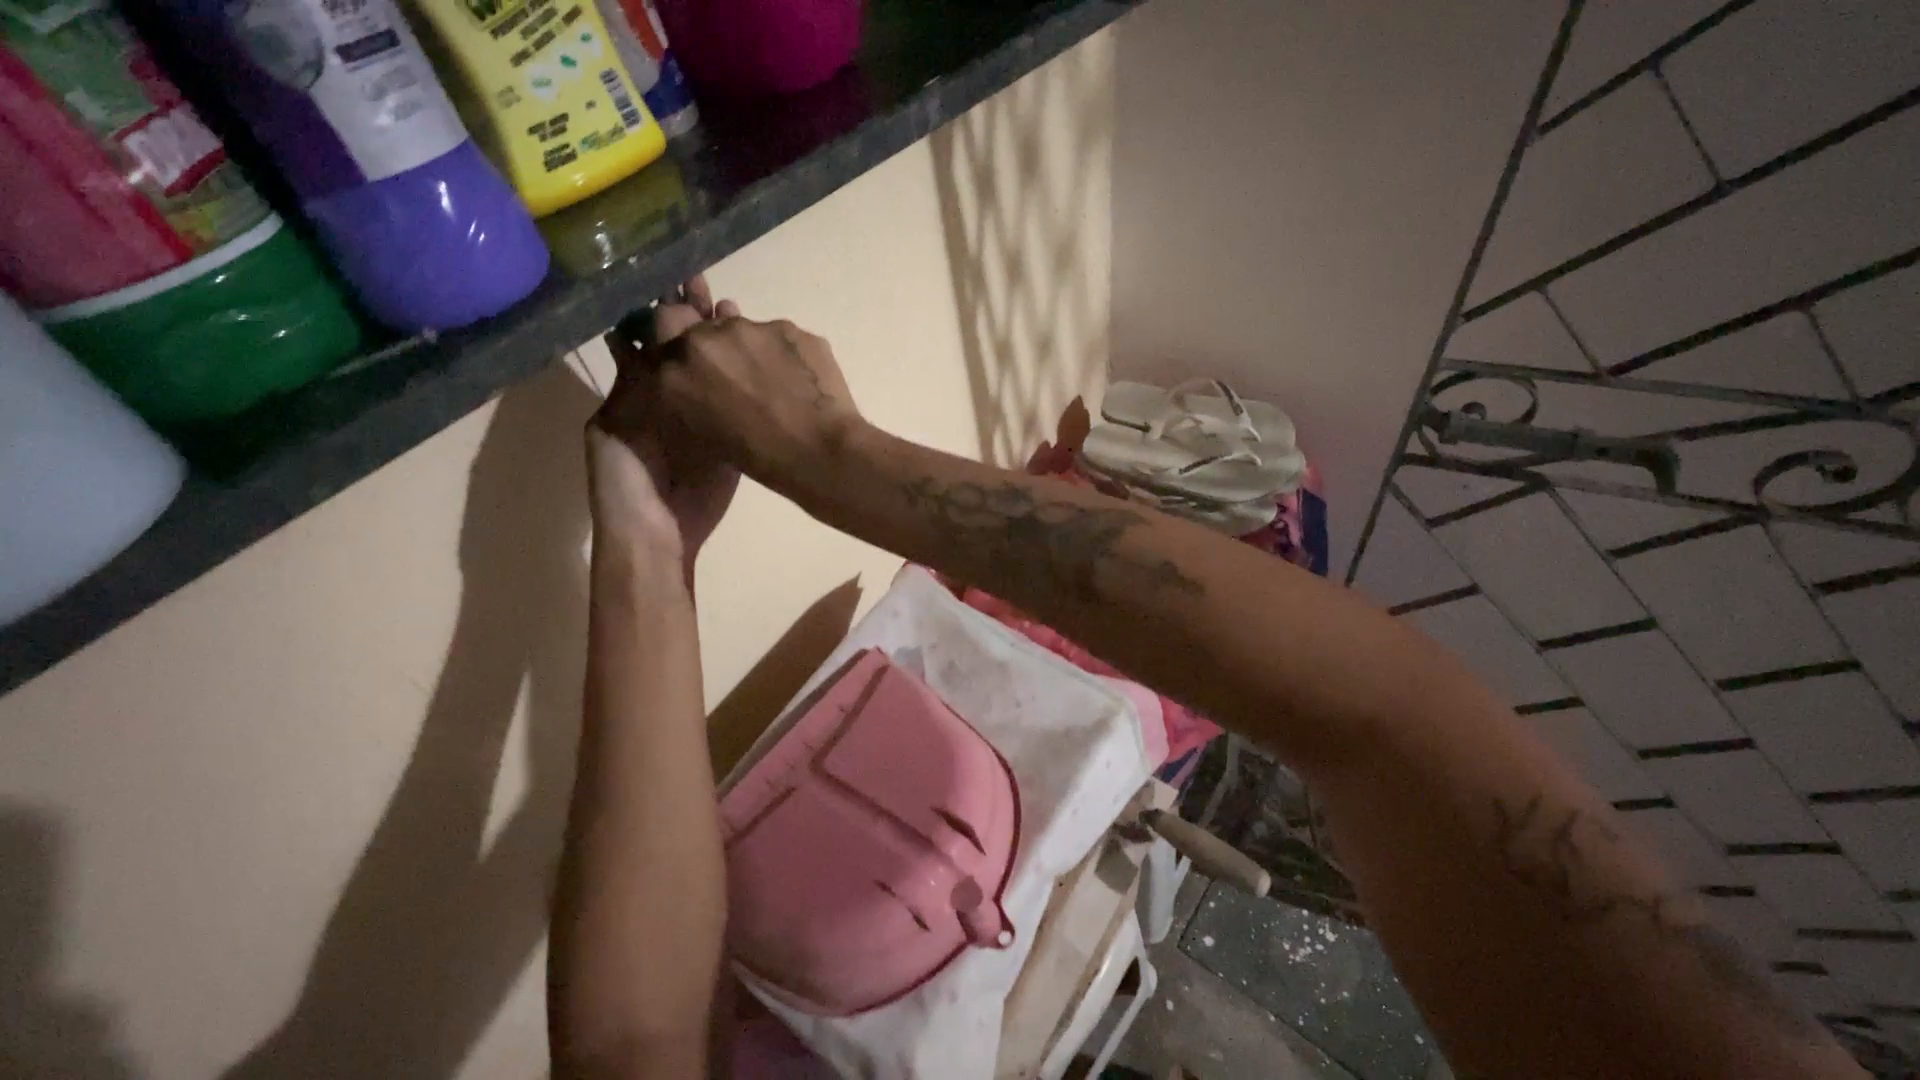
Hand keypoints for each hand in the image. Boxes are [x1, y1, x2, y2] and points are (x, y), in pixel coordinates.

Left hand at [589, 277, 740, 572]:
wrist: (658, 528)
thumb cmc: (625, 478)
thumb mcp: (614, 427)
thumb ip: (629, 388)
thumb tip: (642, 344)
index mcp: (632, 390)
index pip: (642, 340)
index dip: (651, 311)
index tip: (664, 279)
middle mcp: (664, 395)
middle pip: (676, 346)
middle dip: (686, 314)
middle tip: (700, 278)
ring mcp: (697, 413)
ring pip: (705, 366)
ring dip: (714, 336)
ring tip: (728, 303)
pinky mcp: (725, 432)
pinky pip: (730, 396)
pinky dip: (737, 370)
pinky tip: (748, 343)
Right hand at [650, 312, 863, 486]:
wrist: (818, 451)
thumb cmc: (758, 456)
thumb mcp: (704, 432)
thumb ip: (687, 393)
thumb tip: (694, 376)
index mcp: (673, 372)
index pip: (661, 337)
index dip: (680, 349)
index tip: (696, 365)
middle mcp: (701, 340)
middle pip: (698, 325)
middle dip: (712, 343)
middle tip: (735, 371)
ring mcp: (746, 327)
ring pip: (739, 327)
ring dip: (748, 347)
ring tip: (773, 380)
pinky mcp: (785, 325)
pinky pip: (776, 334)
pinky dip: (782, 352)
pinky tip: (798, 379)